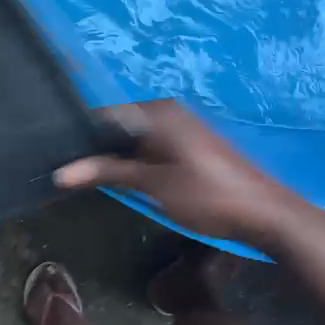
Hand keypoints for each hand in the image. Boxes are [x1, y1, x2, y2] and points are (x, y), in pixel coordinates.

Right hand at [55, 100, 303, 244]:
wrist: (266, 214)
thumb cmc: (208, 196)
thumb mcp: (153, 185)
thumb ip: (108, 172)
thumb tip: (61, 172)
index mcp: (157, 111)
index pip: (105, 115)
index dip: (82, 137)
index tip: (59, 156)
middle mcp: (167, 111)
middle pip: (119, 125)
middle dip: (98, 147)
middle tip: (70, 171)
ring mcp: (180, 127)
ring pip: (134, 138)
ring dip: (116, 156)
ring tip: (88, 176)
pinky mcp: (189, 144)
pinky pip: (150, 146)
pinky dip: (135, 160)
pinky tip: (123, 178)